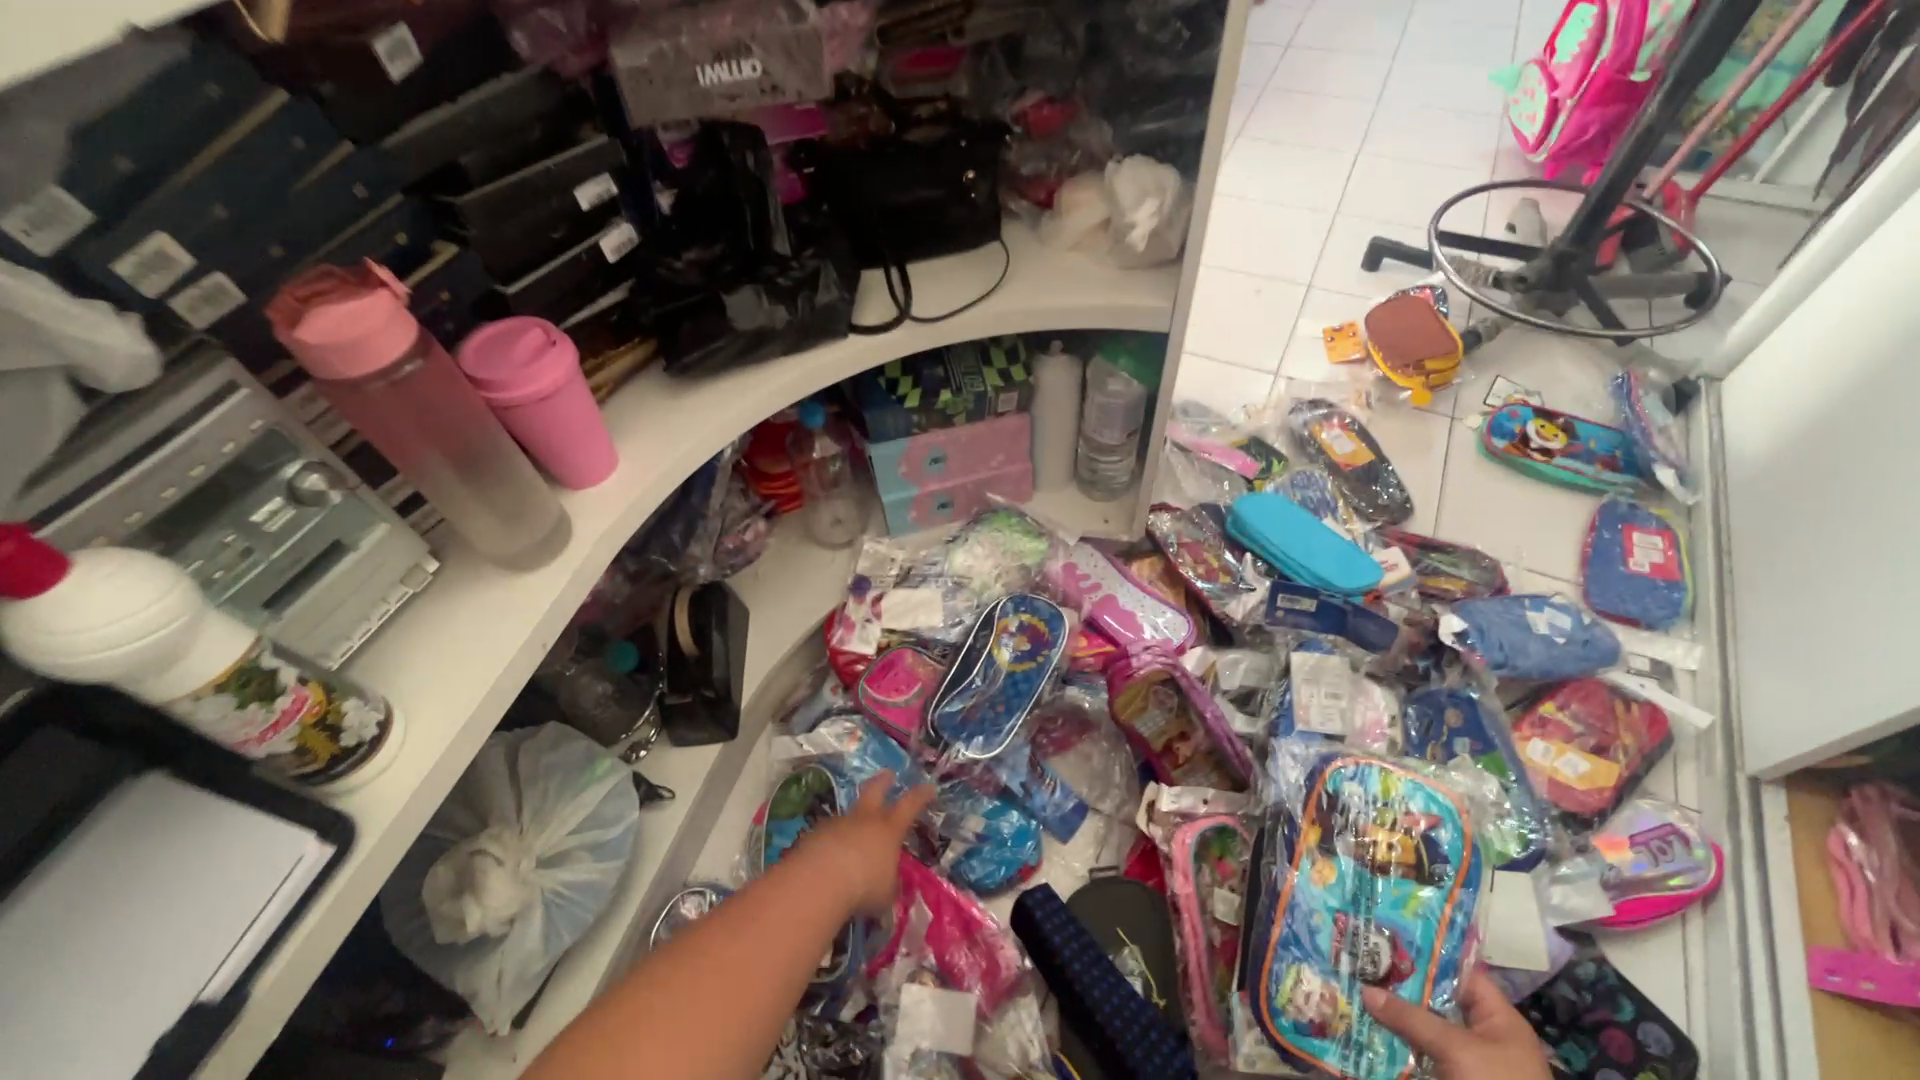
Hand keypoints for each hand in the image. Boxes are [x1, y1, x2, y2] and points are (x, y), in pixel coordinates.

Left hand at [795, 771, 934, 916]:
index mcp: (889, 829)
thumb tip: (889, 884)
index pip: (910, 805)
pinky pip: (828, 834)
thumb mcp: (886, 893)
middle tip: (888, 773)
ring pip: (849, 815)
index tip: (929, 787)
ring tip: (854, 835)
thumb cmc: (863, 887)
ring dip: (854, 821)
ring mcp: (838, 824)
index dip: (921, 795)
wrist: (819, 882)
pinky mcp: (814, 834)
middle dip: (883, 781)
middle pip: (875, 790)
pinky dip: (832, 841)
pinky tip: (830, 856)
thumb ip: (889, 885)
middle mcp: (864, 819)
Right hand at [1362, 972, 1551, 1079]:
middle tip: (1361, 968)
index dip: (1427, 957)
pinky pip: (1418, 1058)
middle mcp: (1481, 1036)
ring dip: (1393, 1020)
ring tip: (1355, 997)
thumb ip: (1412, 1018)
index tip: (1388, 943)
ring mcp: (1465, 1063)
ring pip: (1423, 1032)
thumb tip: (1366, 990)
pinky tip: (1365, 1034)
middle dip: (1400, 989)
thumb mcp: (1457, 1049)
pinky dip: (1395, 1048)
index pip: (1461, 975)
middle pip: (1436, 1004)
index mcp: (1498, 1019)